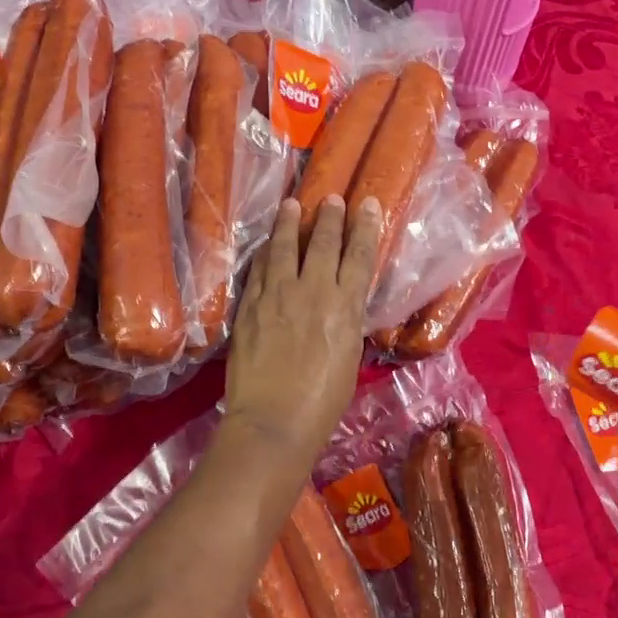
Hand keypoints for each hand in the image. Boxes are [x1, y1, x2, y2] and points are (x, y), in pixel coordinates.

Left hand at [225, 195, 381, 461]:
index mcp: (345, 307)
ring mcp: (278, 296)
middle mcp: (313, 292)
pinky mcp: (250, 307)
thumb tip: (343, 307)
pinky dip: (264, 254)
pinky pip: (258, 271)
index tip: (367, 204)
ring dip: (289, 224)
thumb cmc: (323, 401)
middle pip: (322, 244)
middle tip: (332, 198)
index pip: (359, 257)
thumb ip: (345, 324)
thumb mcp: (349, 358)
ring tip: (292, 205)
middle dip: (330, 217)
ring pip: (284, 249)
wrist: (275, 419)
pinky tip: (265, 245)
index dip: (364, 228)